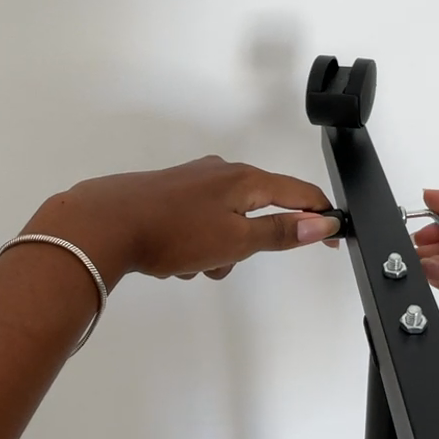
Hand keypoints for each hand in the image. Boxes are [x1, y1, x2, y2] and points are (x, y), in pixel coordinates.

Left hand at [23, 157, 338, 286]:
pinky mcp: (169, 196)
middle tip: (223, 262)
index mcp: (244, 180)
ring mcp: (192, 183)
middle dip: (245, 247)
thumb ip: (280, 232)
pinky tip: (170, 259)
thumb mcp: (236, 240)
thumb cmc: (170, 231)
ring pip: (224, 225)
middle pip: (256, 212)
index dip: (320, 216)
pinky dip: (193, 247)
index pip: (298, 194)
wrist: (104, 226)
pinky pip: (198, 227)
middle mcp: (220, 173)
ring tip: (189, 264)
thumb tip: (321, 223)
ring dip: (216, 252)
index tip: (334, 237)